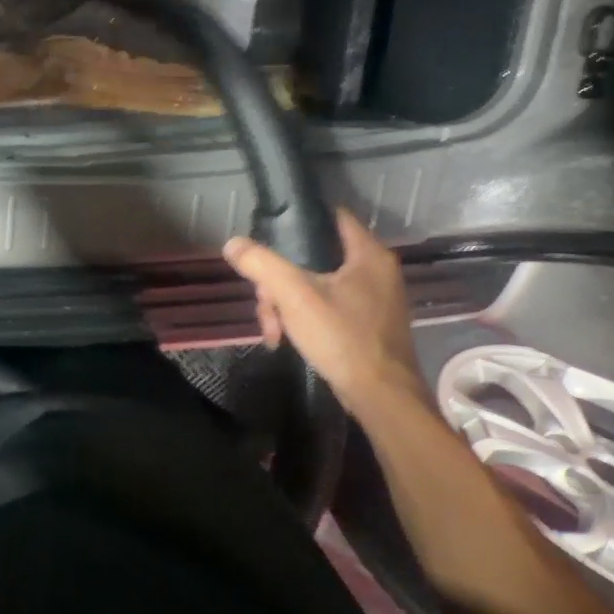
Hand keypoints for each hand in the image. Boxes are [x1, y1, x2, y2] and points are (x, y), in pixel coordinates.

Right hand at [222, 210, 428, 416]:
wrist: (381, 398)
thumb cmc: (342, 337)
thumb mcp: (293, 294)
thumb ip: (260, 263)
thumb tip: (233, 244)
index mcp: (368, 256)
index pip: (332, 216)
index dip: (298, 218)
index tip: (267, 229)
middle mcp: (375, 272)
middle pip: (312, 256)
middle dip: (279, 279)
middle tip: (265, 301)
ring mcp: (372, 300)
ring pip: (313, 284)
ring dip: (284, 303)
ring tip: (272, 328)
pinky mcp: (365, 324)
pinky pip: (324, 306)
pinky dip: (301, 318)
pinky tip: (285, 337)